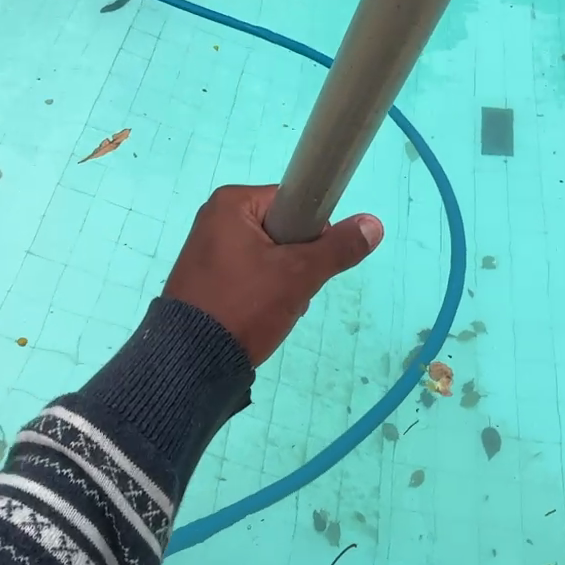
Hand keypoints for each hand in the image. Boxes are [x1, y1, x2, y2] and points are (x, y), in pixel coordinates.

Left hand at [162, 184, 382, 366]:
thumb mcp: (298, 275)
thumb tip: (374, 223)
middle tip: (295, 289)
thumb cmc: (244, 305)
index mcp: (231, 202)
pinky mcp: (204, 278)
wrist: (189, 363)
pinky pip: (249, 273)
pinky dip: (262, 292)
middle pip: (282, 230)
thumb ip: (337, 248)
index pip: (292, 201)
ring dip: (283, 281)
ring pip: (268, 255)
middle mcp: (214, 217)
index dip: (313, 229)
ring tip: (277, 307)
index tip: (315, 260)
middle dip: (297, 262)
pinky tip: (263, 315)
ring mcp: (206, 249)